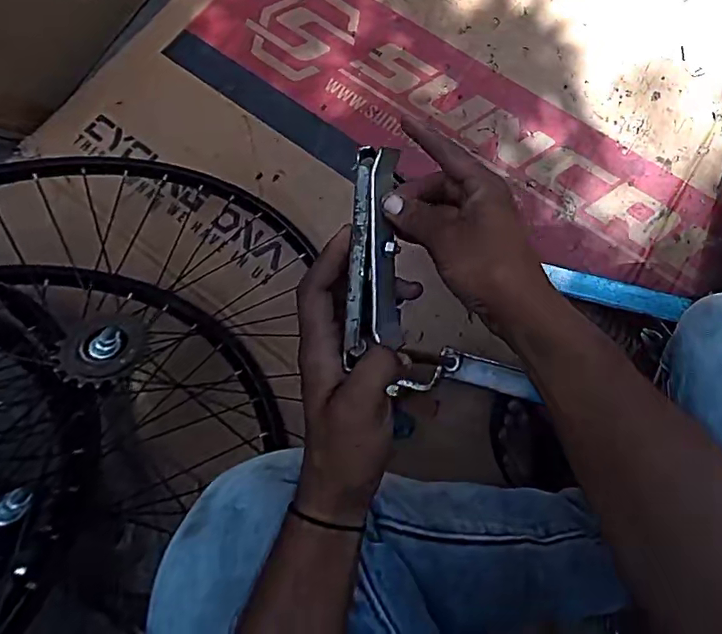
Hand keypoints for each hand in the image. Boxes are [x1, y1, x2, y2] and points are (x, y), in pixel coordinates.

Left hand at [293, 226, 417, 524]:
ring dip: (376, 290)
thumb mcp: (360, 406)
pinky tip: (407, 320)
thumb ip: (374, 365)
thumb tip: (390, 339)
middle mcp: (324, 344)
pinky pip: (368, 329)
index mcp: (317, 347)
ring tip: (407, 285)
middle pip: (333, 291)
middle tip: (385, 247)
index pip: (315, 291)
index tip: (351, 233)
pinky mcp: (356, 367)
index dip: (329, 258)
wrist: (340, 488)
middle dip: (355, 264)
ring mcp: (339, 355)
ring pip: (353, 308)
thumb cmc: (344, 449)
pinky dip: (386, 316)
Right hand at [384, 117, 558, 329]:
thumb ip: (416, 216)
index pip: (447, 153)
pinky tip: (407, 238)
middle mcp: (483, 197)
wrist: (520, 310)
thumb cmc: (486, 266)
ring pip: (441, 206)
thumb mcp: (445, 237)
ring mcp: (482, 221)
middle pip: (440, 183)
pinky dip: (426, 229)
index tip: (403, 120)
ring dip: (417, 213)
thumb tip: (390, 202)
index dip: (424, 137)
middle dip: (412, 193)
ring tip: (390, 224)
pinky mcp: (478, 243)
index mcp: (481, 186)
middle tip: (384, 208)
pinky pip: (446, 226)